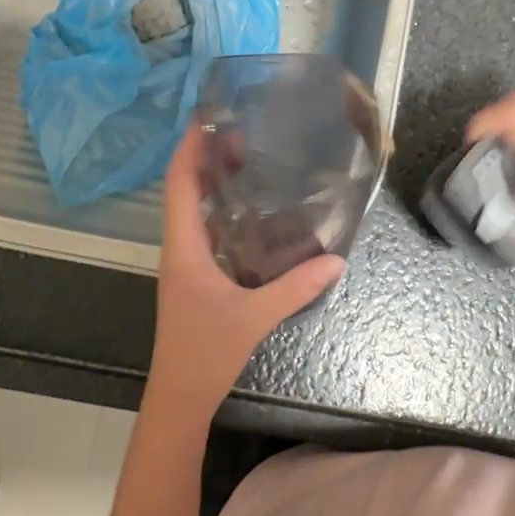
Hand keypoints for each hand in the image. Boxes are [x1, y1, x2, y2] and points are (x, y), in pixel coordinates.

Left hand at [147, 127, 345, 415]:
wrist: (179, 397)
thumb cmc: (205, 353)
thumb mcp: (254, 317)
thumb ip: (296, 287)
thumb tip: (336, 259)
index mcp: (184, 248)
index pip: (179, 184)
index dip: (189, 148)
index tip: (207, 117)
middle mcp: (178, 248)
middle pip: (184, 190)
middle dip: (205, 158)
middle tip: (241, 133)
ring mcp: (184, 264)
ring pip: (192, 211)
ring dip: (212, 183)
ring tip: (246, 161)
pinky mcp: (194, 278)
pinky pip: (203, 232)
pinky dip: (220, 212)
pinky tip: (250, 212)